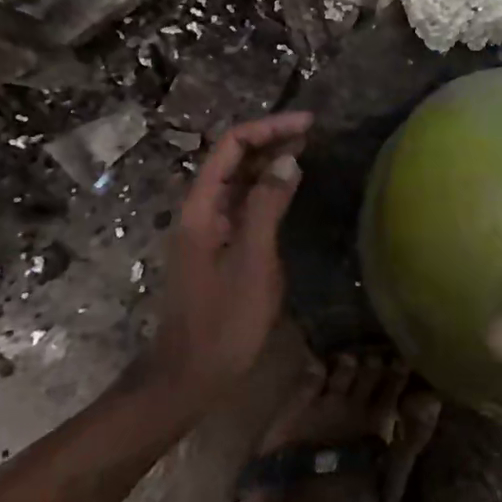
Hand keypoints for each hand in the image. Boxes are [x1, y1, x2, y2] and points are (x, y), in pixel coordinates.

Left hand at [132, 112, 312, 409]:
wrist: (188, 377)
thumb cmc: (223, 322)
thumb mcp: (252, 262)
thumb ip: (268, 206)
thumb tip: (289, 160)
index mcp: (201, 209)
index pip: (231, 147)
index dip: (268, 129)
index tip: (307, 124)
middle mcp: (202, 211)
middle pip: (233, 158)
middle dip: (270, 138)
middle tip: (313, 131)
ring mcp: (210, 229)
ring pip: (239, 180)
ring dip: (269, 160)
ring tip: (306, 148)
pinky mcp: (221, 246)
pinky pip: (244, 203)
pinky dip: (268, 187)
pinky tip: (290, 187)